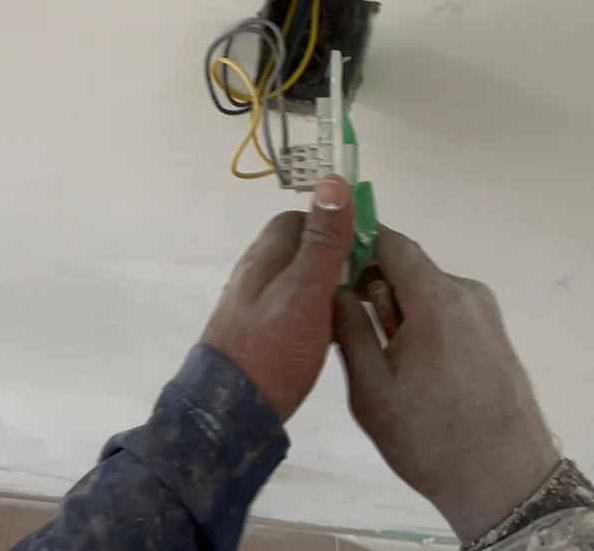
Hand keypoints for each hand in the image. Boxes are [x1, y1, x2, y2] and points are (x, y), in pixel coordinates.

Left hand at [201, 177, 354, 420]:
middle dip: (330, 256)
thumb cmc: (273, 347)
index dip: (330, 225)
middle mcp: (254, 273)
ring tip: (351, 307)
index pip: (298, 219)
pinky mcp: (254, 333)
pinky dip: (311, 311)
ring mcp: (251, 304)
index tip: (361, 247)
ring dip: (322, 286)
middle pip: (296, 248)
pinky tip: (326, 332)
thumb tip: (334, 179)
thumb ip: (323, 239)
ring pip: (294, 280)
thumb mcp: (306, 289)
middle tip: (364, 281)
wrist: (230, 415)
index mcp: (265, 255)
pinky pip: (288, 308)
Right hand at [334, 226, 559, 543]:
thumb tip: (332, 286)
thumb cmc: (431, 439)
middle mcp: (465, 293)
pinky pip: (447, 307)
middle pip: (408, 266)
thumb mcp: (372, 390)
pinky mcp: (494, 331)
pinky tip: (416, 365)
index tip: (329, 254)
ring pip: (426, 289)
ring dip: (399, 305)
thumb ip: (349, 328)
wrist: (507, 486)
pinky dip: (423, 319)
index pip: (392, 242)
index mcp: (436, 300)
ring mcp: (485, 311)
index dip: (358, 239)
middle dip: (375, 283)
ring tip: (386, 355)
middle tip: (351, 320)